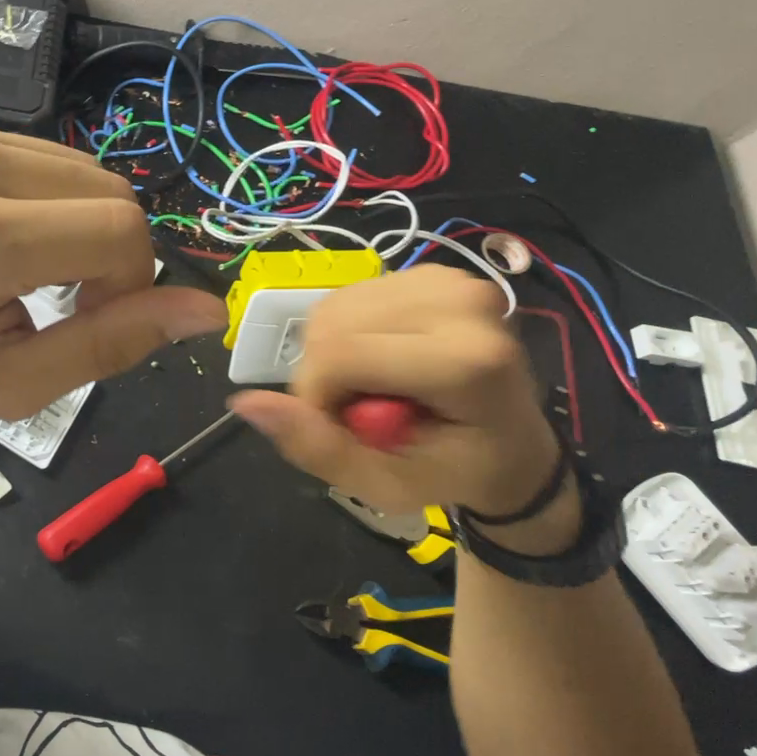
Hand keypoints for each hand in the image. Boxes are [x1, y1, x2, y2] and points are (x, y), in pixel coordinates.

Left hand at [0, 115, 226, 418]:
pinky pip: (50, 159)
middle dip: (109, 255)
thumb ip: (114, 343)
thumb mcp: (20, 381)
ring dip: (82, 227)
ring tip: (31, 273)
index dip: (129, 283)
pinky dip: (54, 204)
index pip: (116, 231)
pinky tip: (13, 241)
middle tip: (61, 301)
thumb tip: (206, 308)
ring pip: (86, 172)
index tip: (87, 318)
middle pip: (110, 193)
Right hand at [229, 265, 557, 516]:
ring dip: (332, 352)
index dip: (318, 396)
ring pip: (334, 309)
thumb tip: (245, 403)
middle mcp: (464, 304)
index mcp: (468, 361)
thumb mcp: (384, 483)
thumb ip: (316, 446)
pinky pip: (349, 297)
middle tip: (360, 410)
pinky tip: (378, 358)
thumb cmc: (452, 471)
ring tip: (372, 385)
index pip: (342, 354)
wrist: (511, 445)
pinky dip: (345, 332)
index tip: (344, 428)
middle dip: (324, 374)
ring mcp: (451, 280)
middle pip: (332, 326)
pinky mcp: (433, 272)